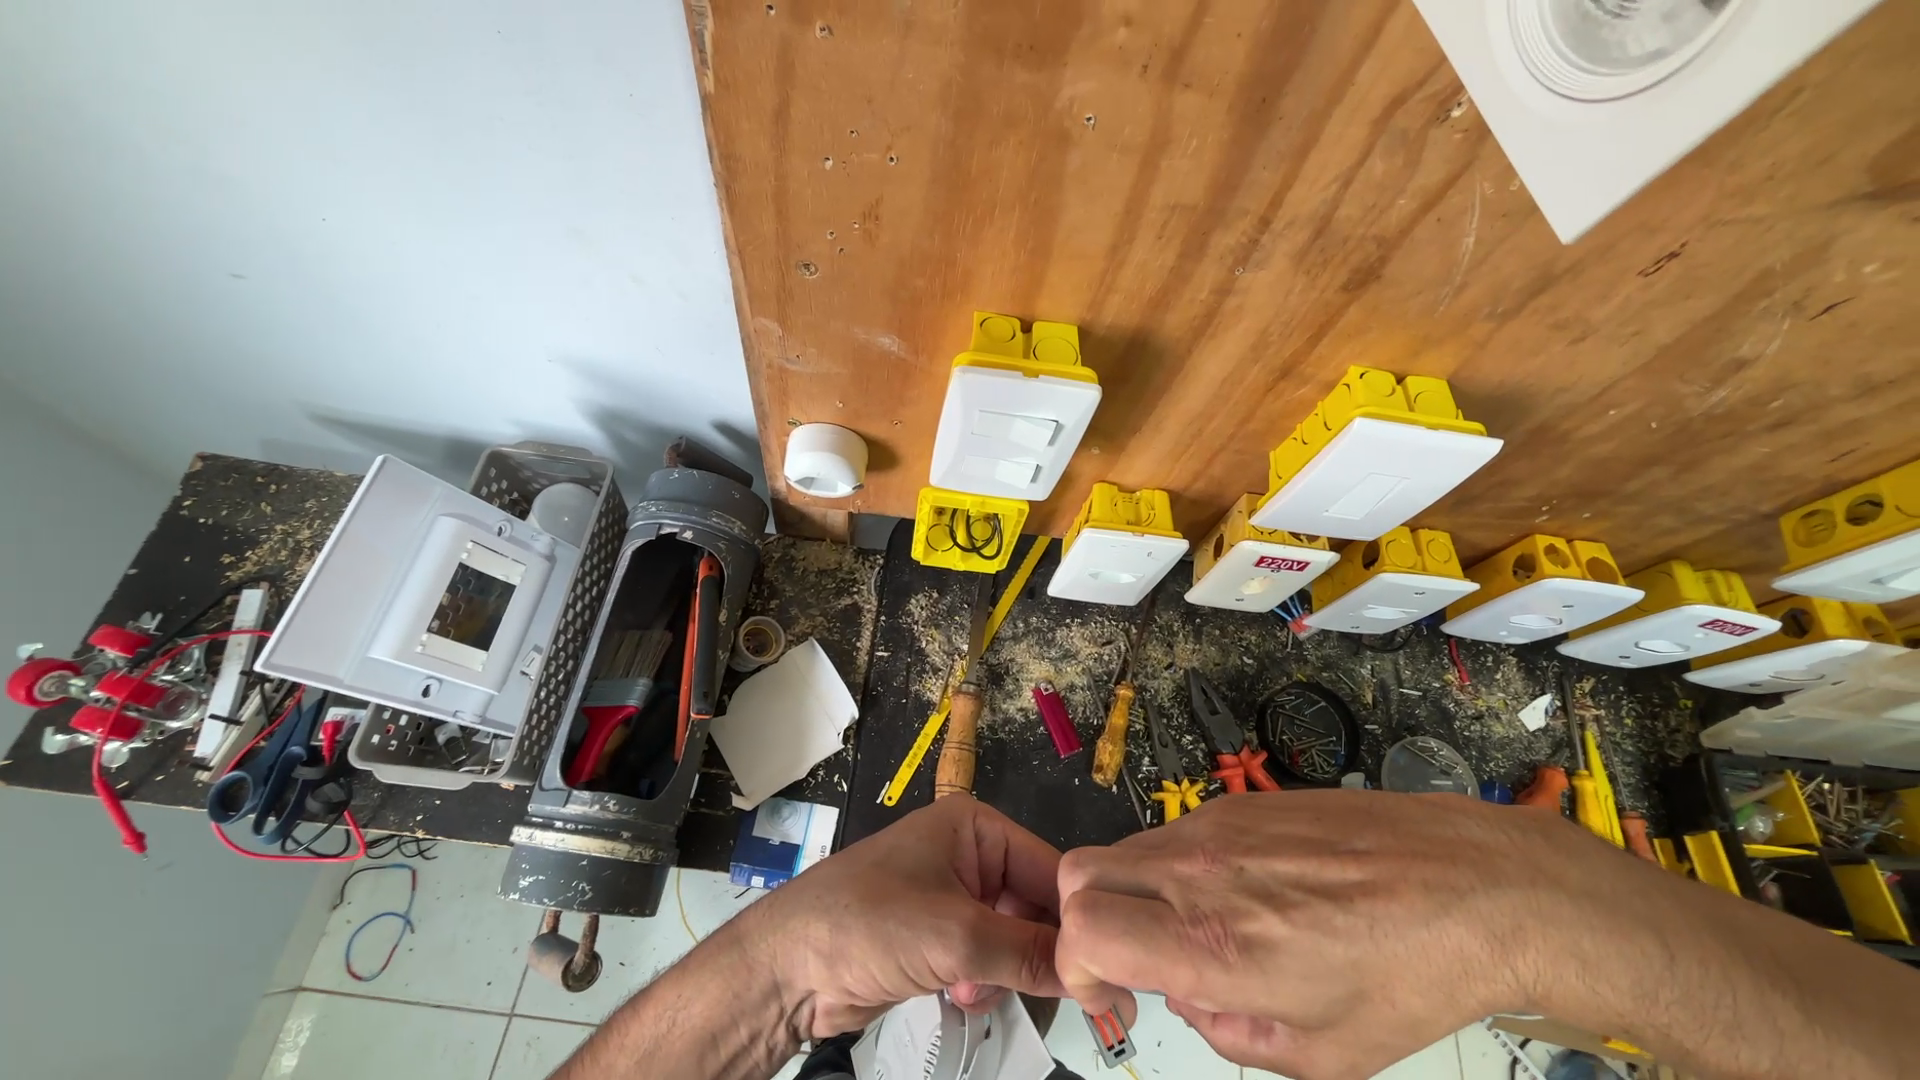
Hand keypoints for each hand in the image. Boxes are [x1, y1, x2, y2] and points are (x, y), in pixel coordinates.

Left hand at [748, 794, 1068, 1039]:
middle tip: (1070, 1000)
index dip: (1078, 918)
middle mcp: (967, 856)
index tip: (1110, 966)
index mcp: (974, 828)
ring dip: (1006, 972)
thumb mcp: (956, 936)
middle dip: (1040, 952)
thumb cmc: (867, 923)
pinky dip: (982, 983)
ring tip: (976, 989)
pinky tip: (958, 995)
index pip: (1050, 868)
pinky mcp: (936, 939)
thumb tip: (1096, 976)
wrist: (786, 968)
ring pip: (1012, 940)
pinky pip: (985, 961)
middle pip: (1034, 906)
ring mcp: (951, 898)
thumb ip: (1029, 955)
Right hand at [1055, 789, 1660, 1078]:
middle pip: (1078, 874)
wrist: (1475, 882)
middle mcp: (1194, 872)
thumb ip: (1226, 1031)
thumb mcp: (1321, 1054)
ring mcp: (1213, 825)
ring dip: (1135, 894)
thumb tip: (1186, 989)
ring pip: (1124, 850)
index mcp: (1210, 945)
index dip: (1078, 968)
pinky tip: (1249, 892)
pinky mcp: (1238, 801)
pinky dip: (1178, 869)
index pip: (1083, 932)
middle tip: (1135, 956)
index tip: (1116, 991)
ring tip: (1206, 927)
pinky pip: (1174, 834)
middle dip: (1086, 922)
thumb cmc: (1407, 982)